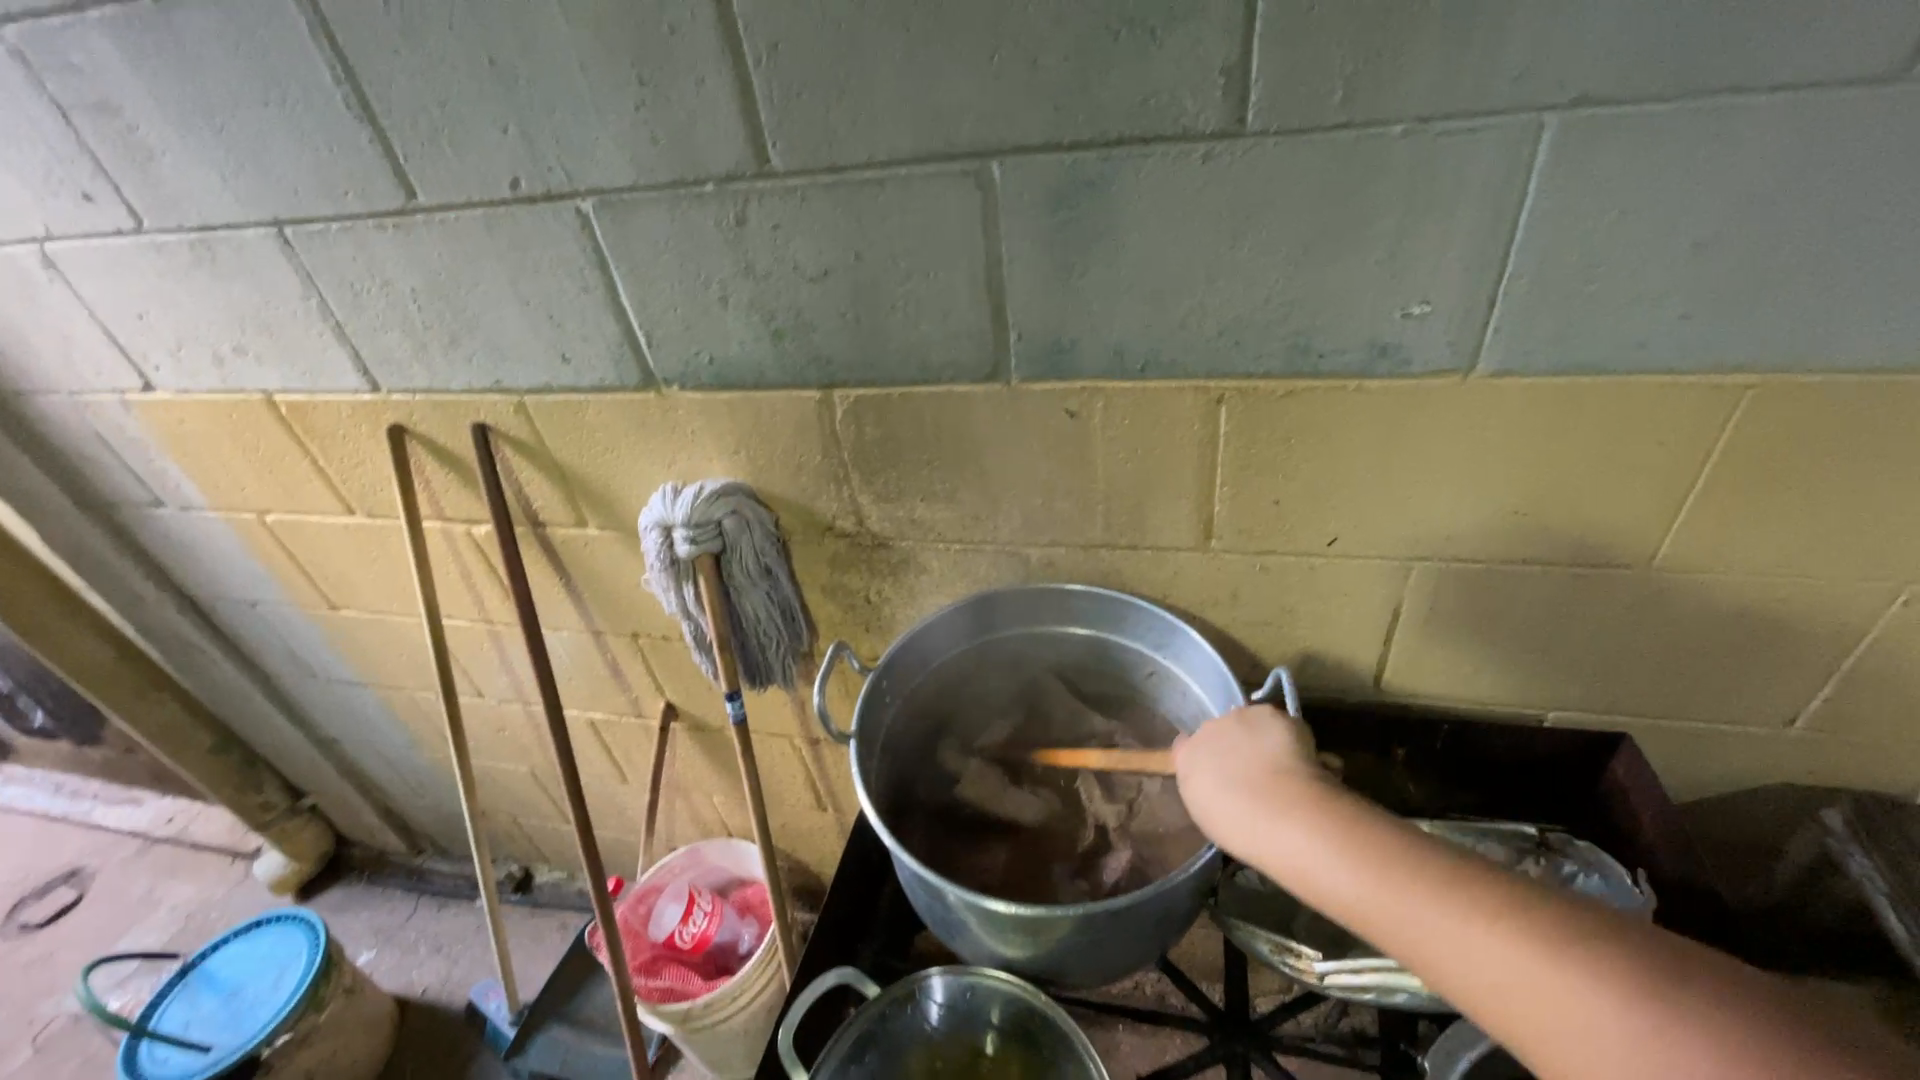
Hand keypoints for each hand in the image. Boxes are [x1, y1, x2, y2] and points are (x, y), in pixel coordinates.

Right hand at [1173, 704, 1331, 858]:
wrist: (1275, 811)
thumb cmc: (1236, 826)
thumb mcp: (1207, 812)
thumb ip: (1206, 787)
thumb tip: (1217, 781)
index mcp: (1187, 756)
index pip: (1186, 744)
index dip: (1205, 754)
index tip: (1219, 770)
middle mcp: (1207, 730)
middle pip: (1220, 730)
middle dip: (1234, 744)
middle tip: (1253, 771)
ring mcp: (1238, 718)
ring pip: (1250, 722)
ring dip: (1260, 737)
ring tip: (1281, 765)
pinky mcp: (1270, 714)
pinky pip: (1279, 723)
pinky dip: (1289, 736)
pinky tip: (1299, 760)